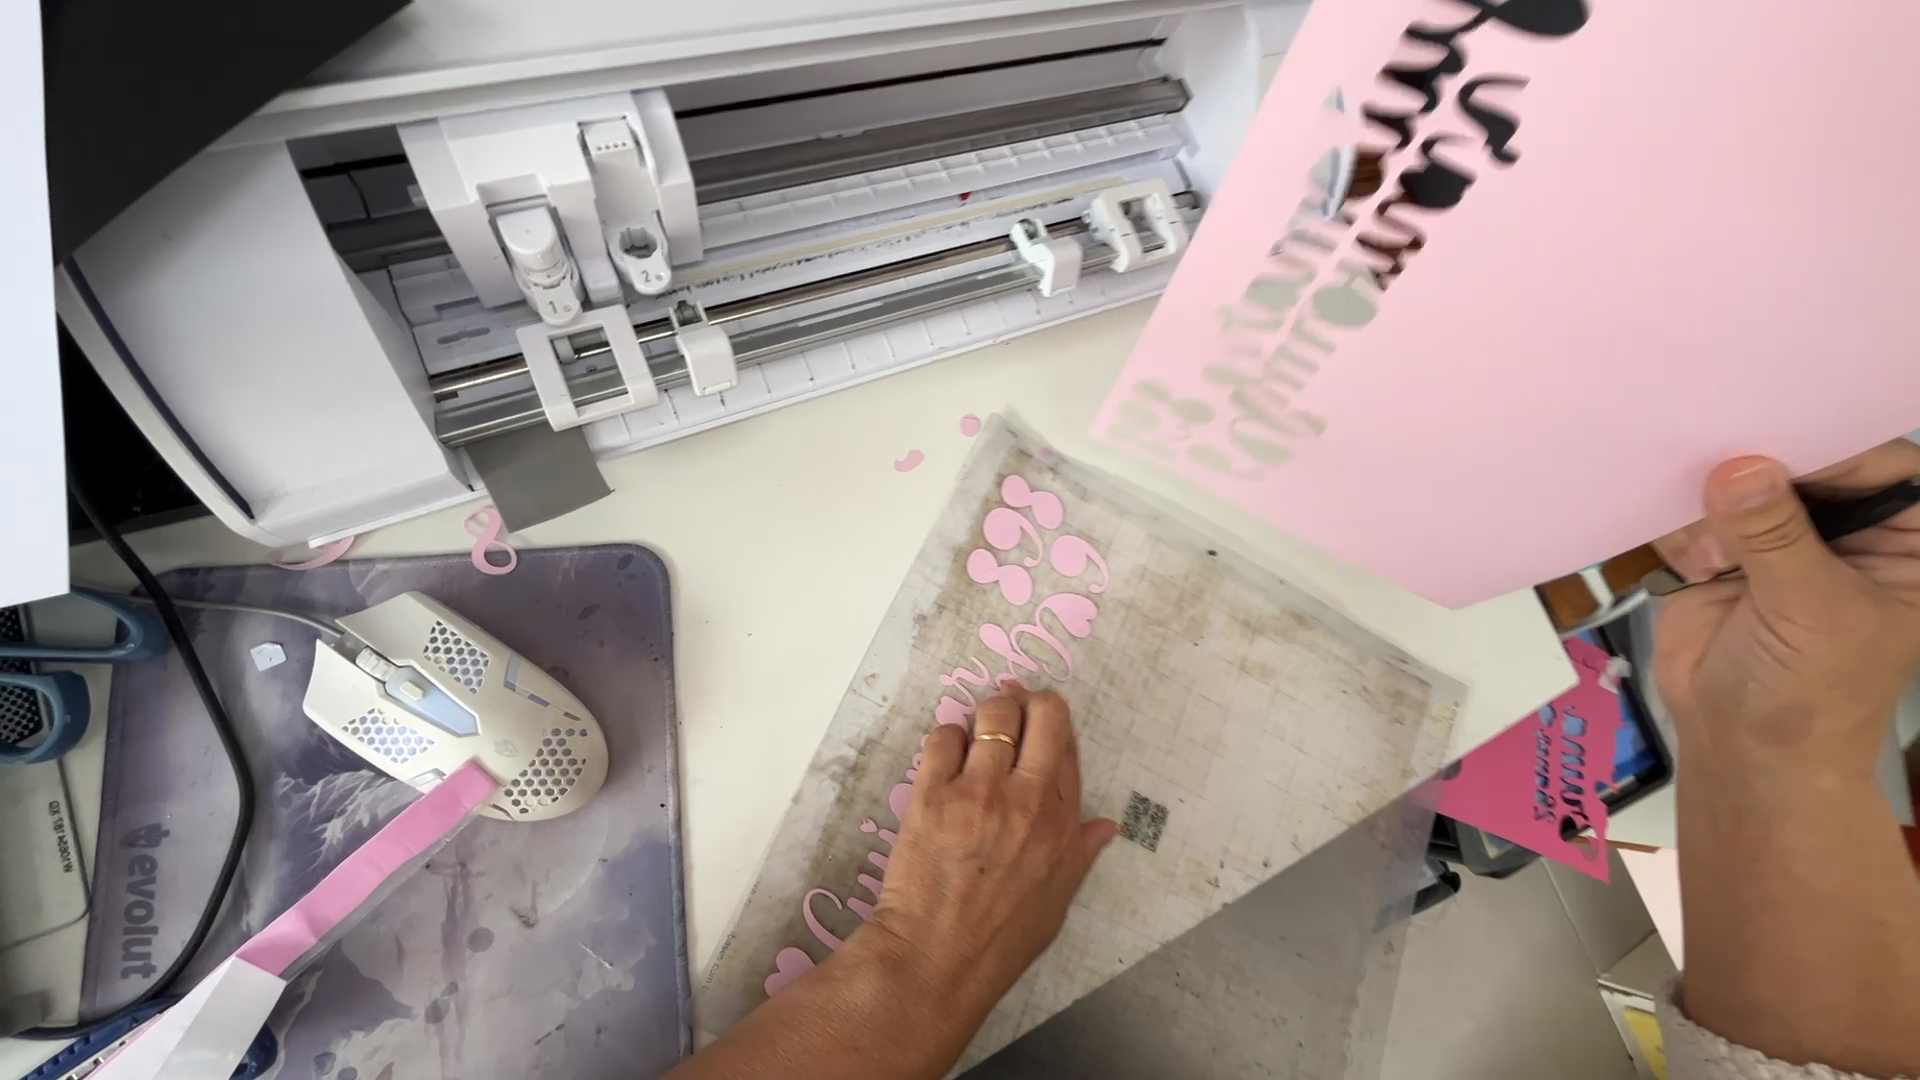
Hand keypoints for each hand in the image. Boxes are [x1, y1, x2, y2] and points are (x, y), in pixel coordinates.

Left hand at [859, 688, 1118, 1028]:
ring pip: (992, 715)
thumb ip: (1082, 852)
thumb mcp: (1057, 900)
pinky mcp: (933, 793)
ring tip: (977, 729)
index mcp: (1060, 823)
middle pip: (1041, 714)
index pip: (1067, 745)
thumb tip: (1108, 824)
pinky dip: (946, 738)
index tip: (1039, 720)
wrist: (934, 960)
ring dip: (987, 714)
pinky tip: (946, 757)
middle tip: (1012, 706)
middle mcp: (1026, 798)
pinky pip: (943, 737)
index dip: (1053, 724)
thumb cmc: (999, 938)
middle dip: (1028, 701)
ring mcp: (979, 792)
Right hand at [1653, 440, 1919, 773]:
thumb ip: (1775, 537)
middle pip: (1794, 471)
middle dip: (1748, 475)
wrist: (1740, 738)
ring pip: (1730, 492)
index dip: (1824, 450)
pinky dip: (1674, 533)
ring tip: (1710, 562)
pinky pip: (1686, 521)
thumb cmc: (1812, 685)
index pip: (1874, 468)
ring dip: (1706, 515)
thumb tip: (1739, 469)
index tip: (1758, 440)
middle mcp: (1839, 531)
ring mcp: (1769, 544)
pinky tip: (1690, 568)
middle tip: (1707, 477)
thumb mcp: (1810, 609)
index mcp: (1904, 540)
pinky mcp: (1712, 558)